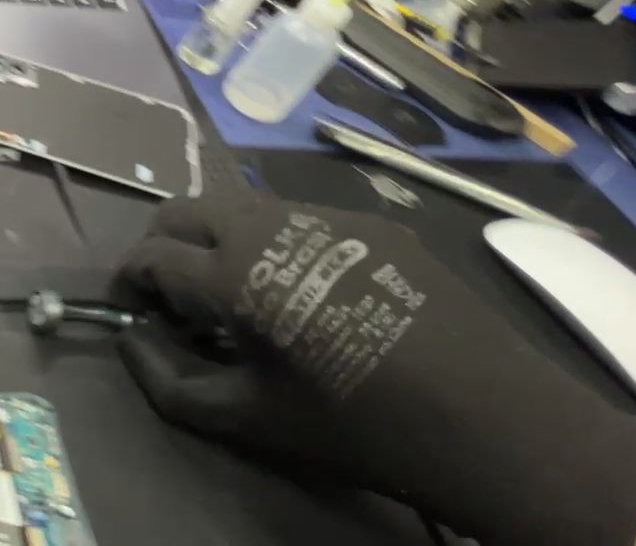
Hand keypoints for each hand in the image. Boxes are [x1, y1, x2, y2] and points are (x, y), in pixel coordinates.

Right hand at [114, 193, 635, 545]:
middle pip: (179, 210)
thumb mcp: (253, 421)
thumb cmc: (364, 429)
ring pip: (234, 206)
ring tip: (240, 293)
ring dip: (214, 240)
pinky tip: (306, 292)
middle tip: (177, 295)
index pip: (149, 255)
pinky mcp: (364, 221)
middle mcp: (265, 227)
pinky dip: (271, 243)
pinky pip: (291, 217)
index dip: (130, 283)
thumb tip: (129, 341)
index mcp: (235, 276)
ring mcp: (319, 216)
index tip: (136, 311)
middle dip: (161, 246)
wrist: (506, 428)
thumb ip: (169, 383)